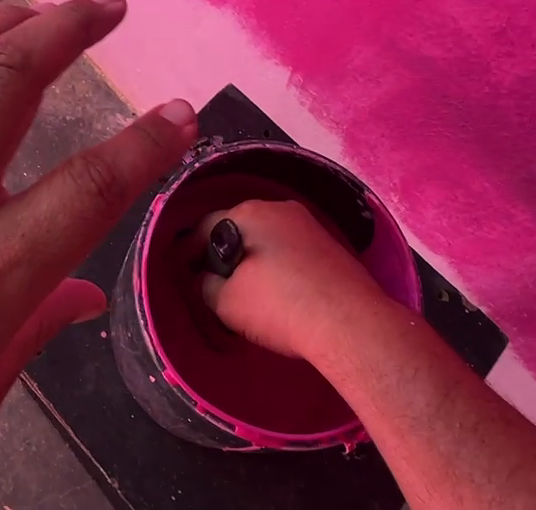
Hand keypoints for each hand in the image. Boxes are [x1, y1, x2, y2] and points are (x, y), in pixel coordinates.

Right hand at [197, 199, 393, 360]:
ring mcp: (309, 225)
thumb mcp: (226, 301)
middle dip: (224, 254)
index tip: (183, 271)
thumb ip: (205, 285)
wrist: (352, 325)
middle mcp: (279, 209)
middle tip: (215, 284)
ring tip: (248, 293)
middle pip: (239, 229)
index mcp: (250, 212)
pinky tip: (281, 294)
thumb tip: (205, 279)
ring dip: (254, 260)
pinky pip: (292, 251)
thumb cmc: (281, 306)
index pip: (205, 225)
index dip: (190, 250)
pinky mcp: (331, 246)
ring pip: (268, 240)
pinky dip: (279, 267)